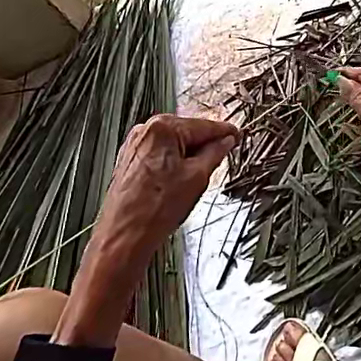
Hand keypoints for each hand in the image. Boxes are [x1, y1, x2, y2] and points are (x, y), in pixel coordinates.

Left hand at [94, 114, 239, 256]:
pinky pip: (160, 154)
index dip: (224, 132)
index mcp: (162, 128)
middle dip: (205, 144)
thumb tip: (225, 142)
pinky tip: (180, 181)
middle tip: (224, 155)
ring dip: (189, 155)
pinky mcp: (130, 160)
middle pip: (187, 132)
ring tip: (199, 177)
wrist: (125, 235)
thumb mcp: (198, 177)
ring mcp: (135, 145)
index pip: (203, 125)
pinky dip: (174, 163)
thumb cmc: (153, 209)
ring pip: (173, 144)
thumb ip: (215, 153)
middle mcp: (145, 131)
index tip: (236, 135)